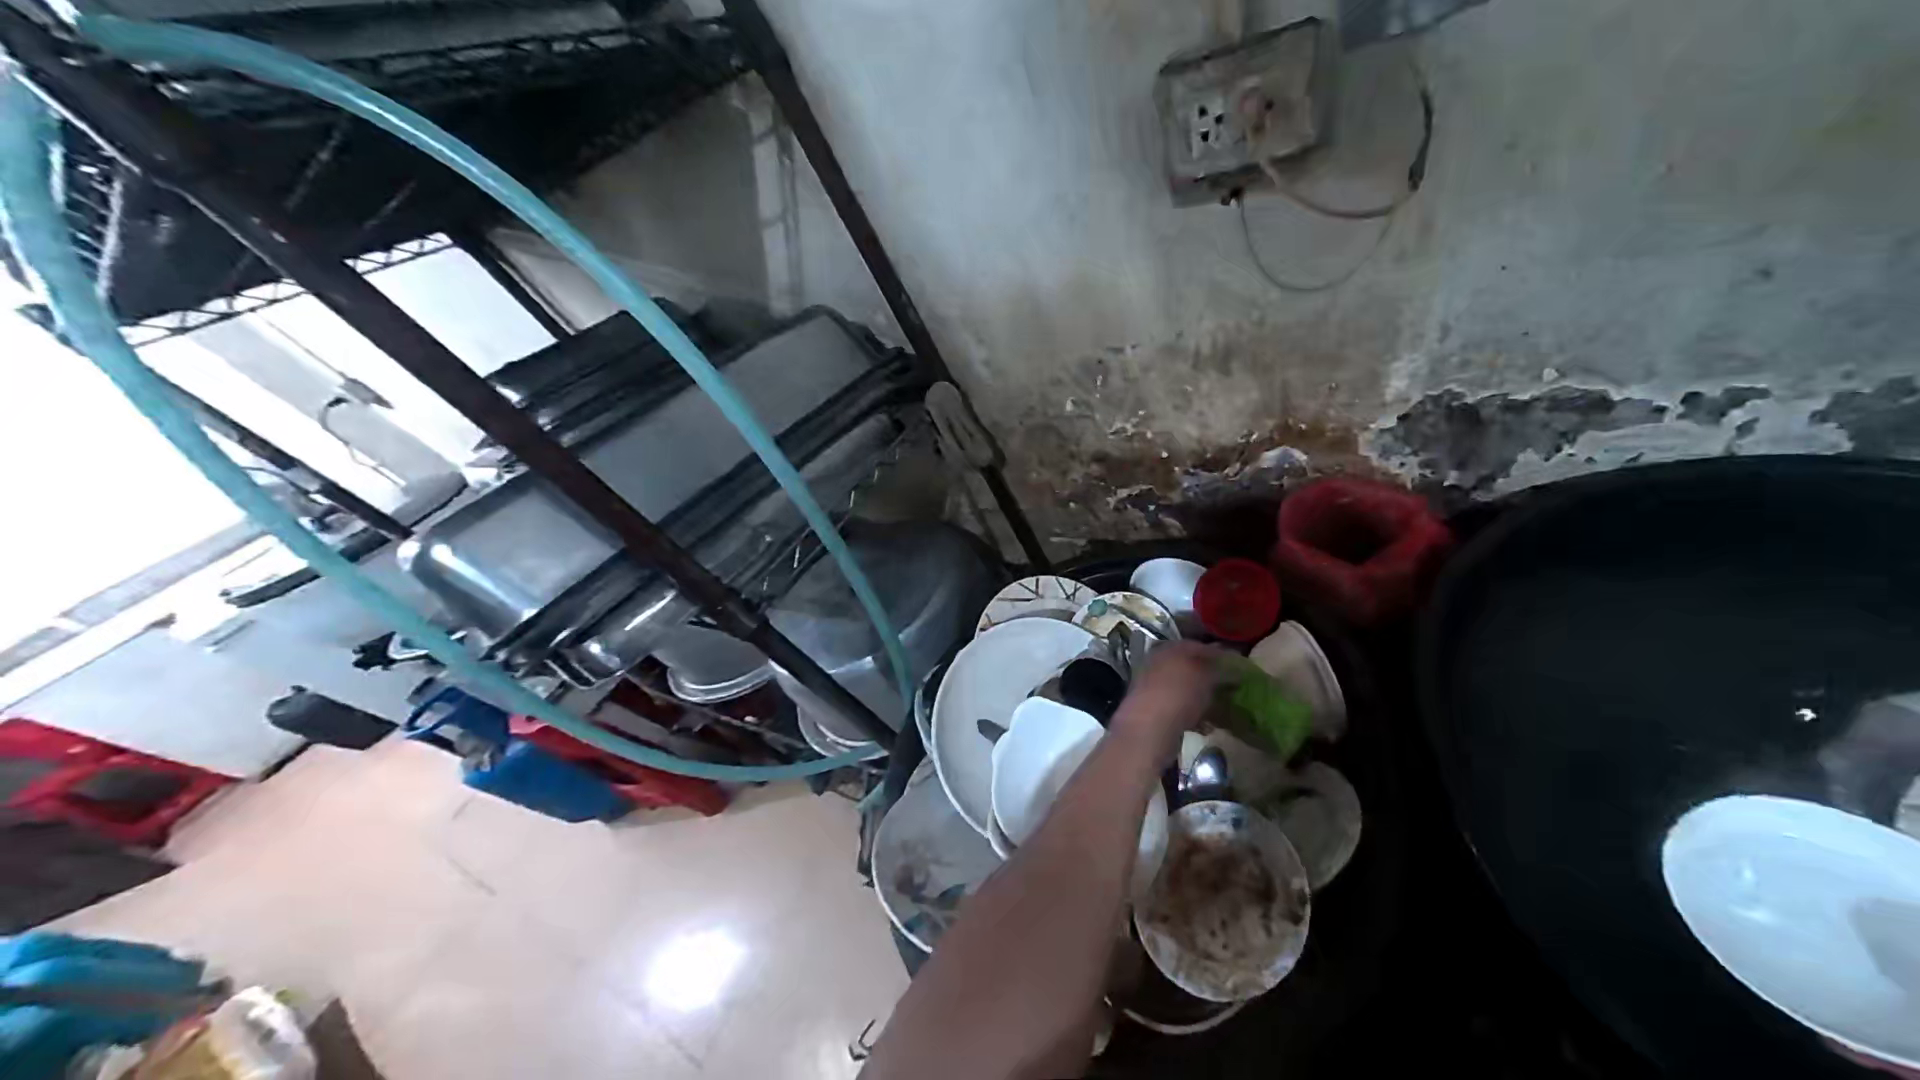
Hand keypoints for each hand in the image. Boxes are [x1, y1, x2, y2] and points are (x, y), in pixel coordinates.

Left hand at [1110, 641, 1226, 756]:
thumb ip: (1221, 668)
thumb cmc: (1179, 694)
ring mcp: (1151, 686)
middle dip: (1211, 678)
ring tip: (1221, 709)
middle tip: (1231, 689)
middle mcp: (1156, 662)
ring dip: (1202, 698)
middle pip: (1189, 667)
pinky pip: (1177, 708)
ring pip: (1183, 688)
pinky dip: (1192, 714)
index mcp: (1169, 648)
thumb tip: (1234, 667)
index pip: (1199, 646)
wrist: (1147, 728)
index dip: (1221, 656)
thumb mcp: (1206, 676)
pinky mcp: (1150, 709)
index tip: (1239, 669)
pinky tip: (1205, 727)